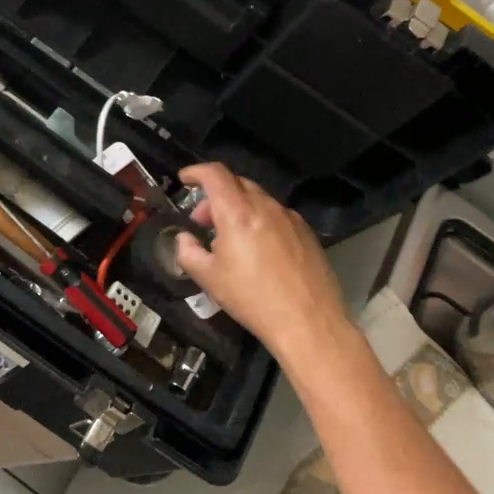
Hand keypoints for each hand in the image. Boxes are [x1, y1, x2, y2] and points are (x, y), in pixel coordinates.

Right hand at [173, 163, 349, 358]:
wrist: (308, 322)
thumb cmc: (252, 299)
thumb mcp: (208, 278)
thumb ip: (188, 252)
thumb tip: (184, 239)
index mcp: (237, 212)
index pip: (215, 174)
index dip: (196, 171)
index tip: (185, 180)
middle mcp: (265, 207)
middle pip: (237, 183)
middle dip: (215, 196)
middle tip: (204, 221)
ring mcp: (290, 218)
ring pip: (258, 199)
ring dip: (238, 209)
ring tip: (230, 239)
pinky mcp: (306, 232)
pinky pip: (277, 215)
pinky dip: (259, 220)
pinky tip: (259, 250)